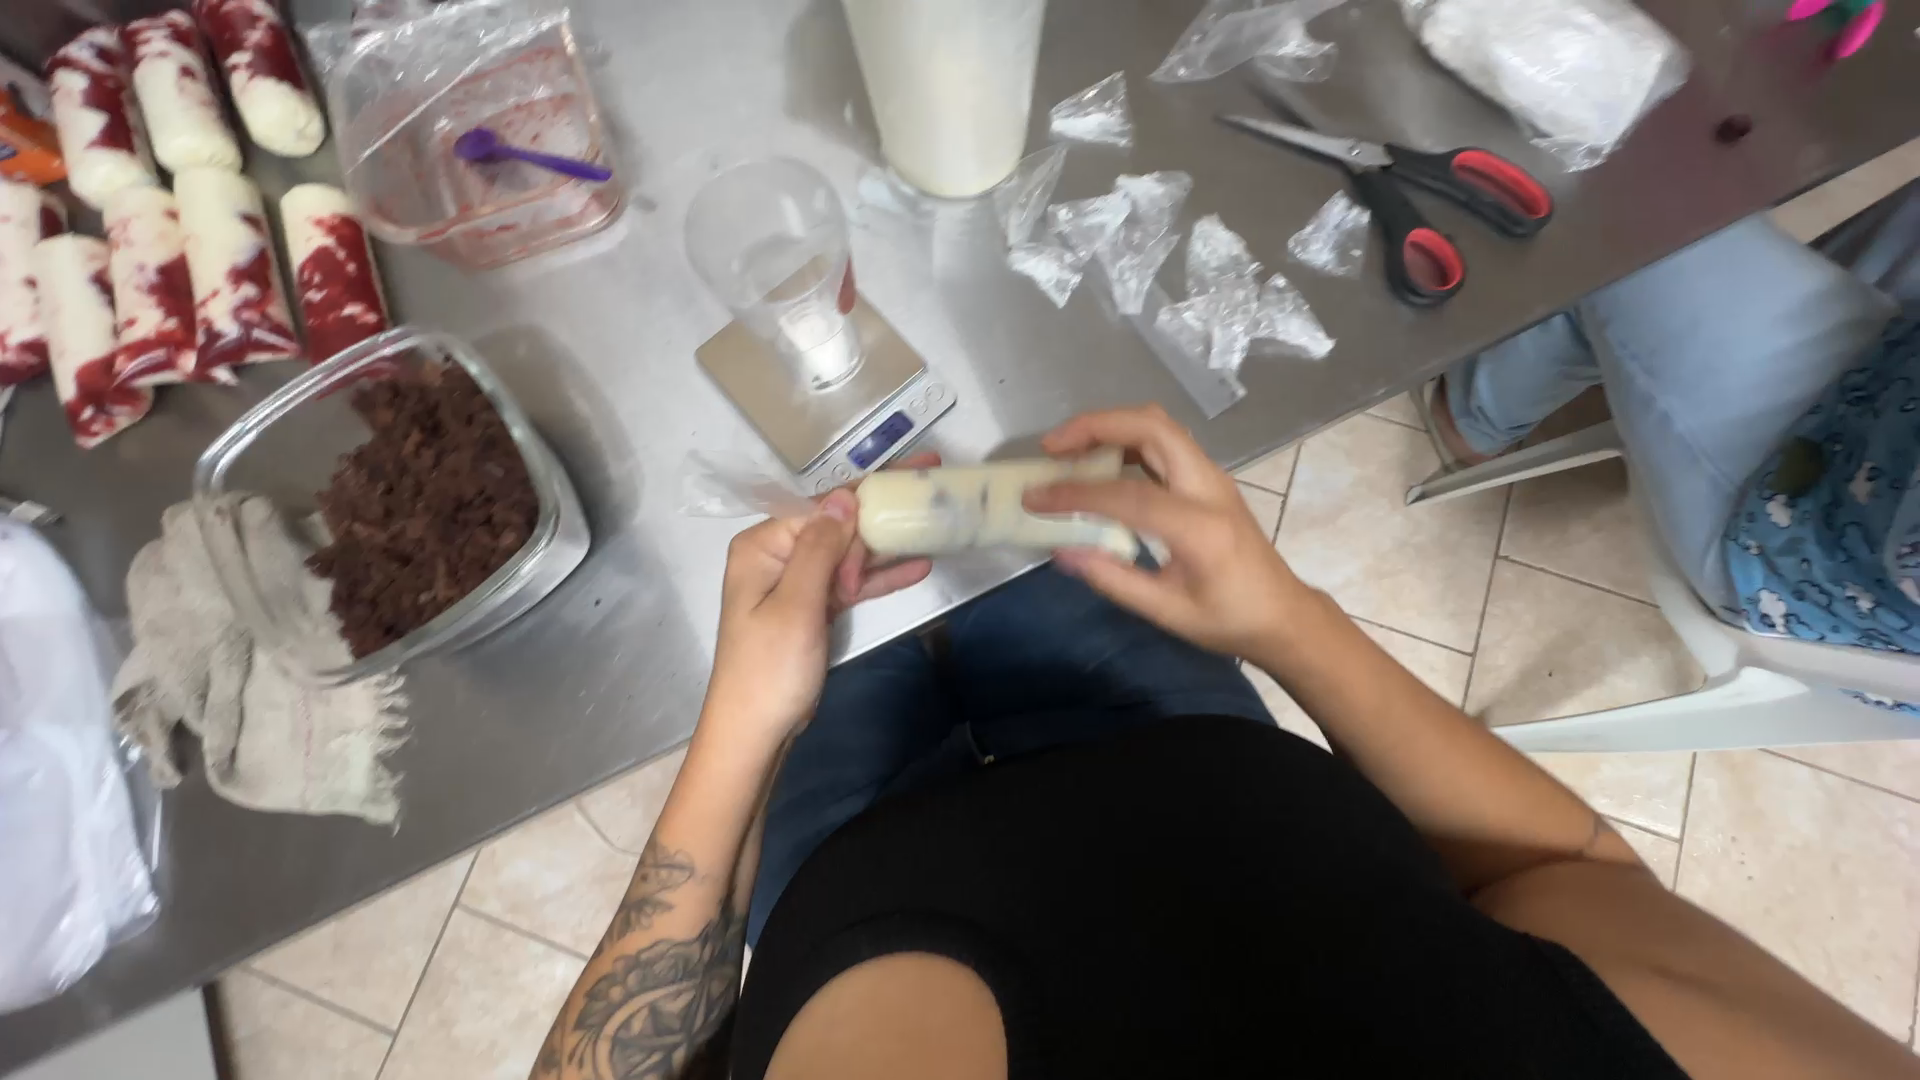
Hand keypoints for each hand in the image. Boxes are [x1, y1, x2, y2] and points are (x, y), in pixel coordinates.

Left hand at [699, 459, 936, 749]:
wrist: (755, 733)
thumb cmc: (769, 668)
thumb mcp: (796, 605)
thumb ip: (821, 549)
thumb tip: (845, 497)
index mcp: (765, 546)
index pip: (824, 508)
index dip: (869, 496)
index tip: (913, 478)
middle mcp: (779, 555)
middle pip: (839, 525)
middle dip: (882, 518)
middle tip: (934, 498)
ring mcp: (797, 582)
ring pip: (849, 553)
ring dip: (888, 546)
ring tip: (935, 523)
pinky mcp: (814, 607)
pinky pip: (851, 583)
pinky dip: (880, 577)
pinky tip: (918, 565)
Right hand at [1023, 405, 1313, 659]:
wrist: (1282, 615)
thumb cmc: (1227, 620)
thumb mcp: (1166, 612)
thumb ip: (1113, 579)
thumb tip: (1061, 550)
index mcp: (1200, 527)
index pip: (1128, 494)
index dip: (1075, 492)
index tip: (1034, 498)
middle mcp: (1209, 488)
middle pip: (1151, 427)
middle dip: (1095, 426)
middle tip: (1051, 448)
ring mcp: (1212, 477)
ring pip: (1159, 425)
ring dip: (1110, 426)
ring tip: (1068, 450)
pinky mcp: (1208, 478)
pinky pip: (1164, 440)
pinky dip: (1126, 438)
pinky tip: (1099, 462)